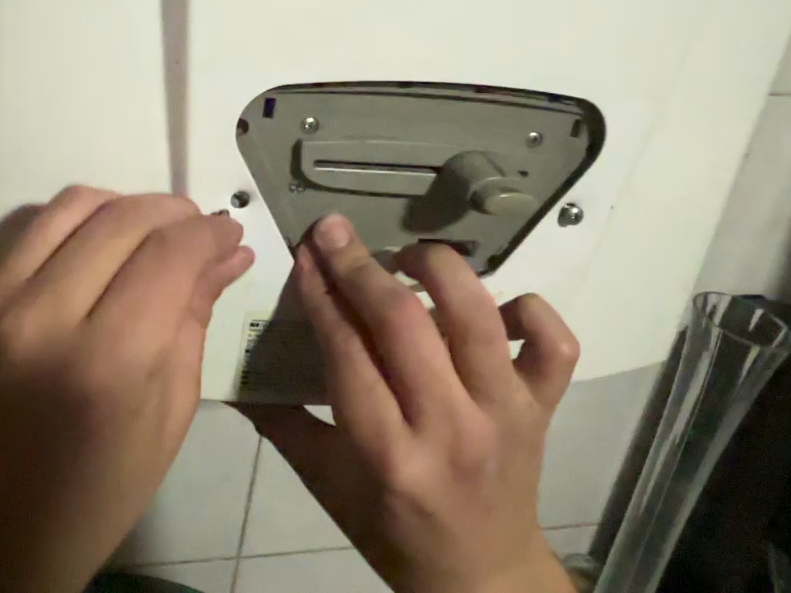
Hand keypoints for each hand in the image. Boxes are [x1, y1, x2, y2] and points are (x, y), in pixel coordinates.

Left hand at [0, 187, 253, 592]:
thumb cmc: (102, 486)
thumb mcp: (170, 410)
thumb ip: (195, 315)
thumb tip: (231, 250)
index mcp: (105, 362)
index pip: (168, 255)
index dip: (209, 232)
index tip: (230, 231)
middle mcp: (41, 319)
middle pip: (121, 220)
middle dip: (174, 212)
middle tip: (198, 227)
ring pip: (72, 205)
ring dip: (124, 204)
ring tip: (150, 228)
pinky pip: (31, 228)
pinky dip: (76, 223)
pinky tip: (97, 246)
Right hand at [241, 215, 579, 592]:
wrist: (481, 578)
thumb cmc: (392, 530)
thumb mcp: (326, 486)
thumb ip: (282, 423)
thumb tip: (236, 370)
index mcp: (388, 456)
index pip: (347, 353)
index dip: (322, 294)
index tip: (306, 253)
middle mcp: (451, 429)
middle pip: (404, 323)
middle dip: (360, 268)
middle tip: (334, 232)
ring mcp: (506, 414)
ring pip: (477, 316)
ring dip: (436, 269)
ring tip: (407, 258)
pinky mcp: (543, 408)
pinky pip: (554, 342)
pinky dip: (530, 309)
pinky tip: (494, 306)